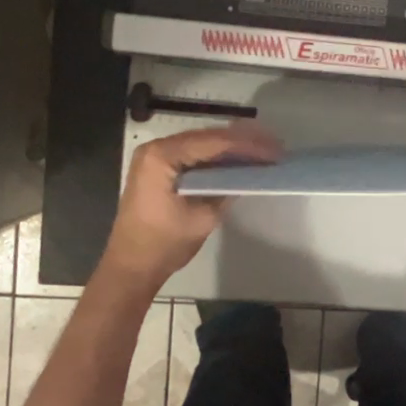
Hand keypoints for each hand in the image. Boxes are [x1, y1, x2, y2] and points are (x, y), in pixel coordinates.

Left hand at [100, 124, 282, 282]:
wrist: (131, 267)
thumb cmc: (164, 243)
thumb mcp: (203, 217)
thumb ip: (226, 190)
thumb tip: (249, 174)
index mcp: (161, 156)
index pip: (212, 142)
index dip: (246, 145)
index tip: (274, 149)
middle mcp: (155, 148)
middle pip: (206, 138)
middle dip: (241, 142)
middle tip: (273, 146)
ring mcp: (154, 158)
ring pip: (200, 145)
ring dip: (230, 149)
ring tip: (262, 151)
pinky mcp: (158, 171)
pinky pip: (192, 157)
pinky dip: (215, 160)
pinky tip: (238, 162)